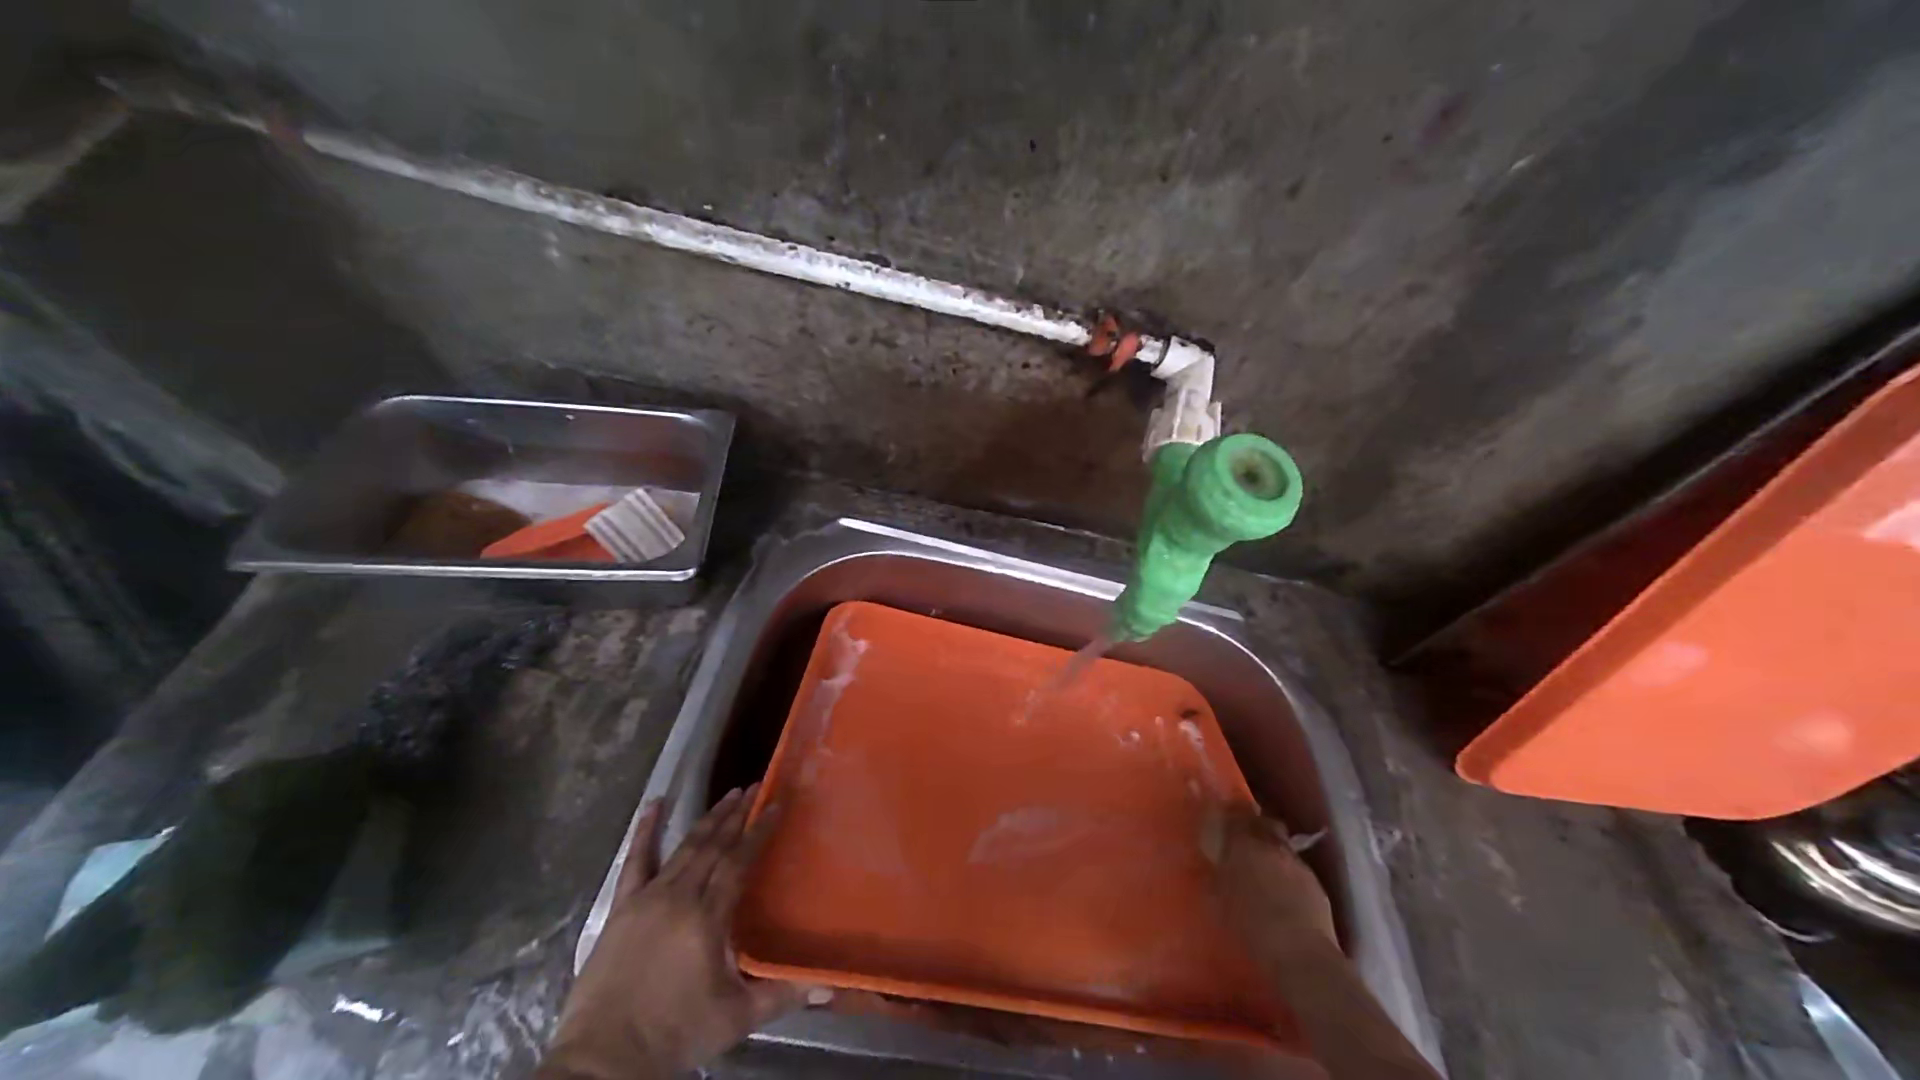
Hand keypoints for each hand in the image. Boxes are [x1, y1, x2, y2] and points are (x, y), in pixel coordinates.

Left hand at [541, 786, 808, 1079]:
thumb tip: (827, 984)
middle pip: (713, 847)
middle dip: (737, 815)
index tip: (776, 805)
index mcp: (707, 919)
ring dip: (708, 819)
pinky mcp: (620, 908)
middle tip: (756, 787)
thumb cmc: (676, 1034)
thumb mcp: (736, 1018)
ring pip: (684, 848)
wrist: (604, 1059)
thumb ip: (781, 994)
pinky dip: (644, 831)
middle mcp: (678, 898)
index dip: (758, 831)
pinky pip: (635, 861)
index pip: (738, 862)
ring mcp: (646, 899)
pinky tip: (653, 804)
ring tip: (729, 795)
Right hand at [1204, 806, 1337, 959]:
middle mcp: (1271, 845)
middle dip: (1249, 824)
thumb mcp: (1218, 897)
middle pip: (1261, 822)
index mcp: (1242, 843)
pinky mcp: (1315, 883)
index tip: (1215, 815)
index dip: (1223, 813)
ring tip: (1260, 861)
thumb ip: (1214, 871)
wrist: (1301, 954)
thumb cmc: (1249, 924)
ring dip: (1269, 845)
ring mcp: (1297, 862)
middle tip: (1238, 836)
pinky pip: (1295, 864)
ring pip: (1280, 841)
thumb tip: (1210, 856)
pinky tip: (1281, 885)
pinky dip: (1285, 867)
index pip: (1231, 814)